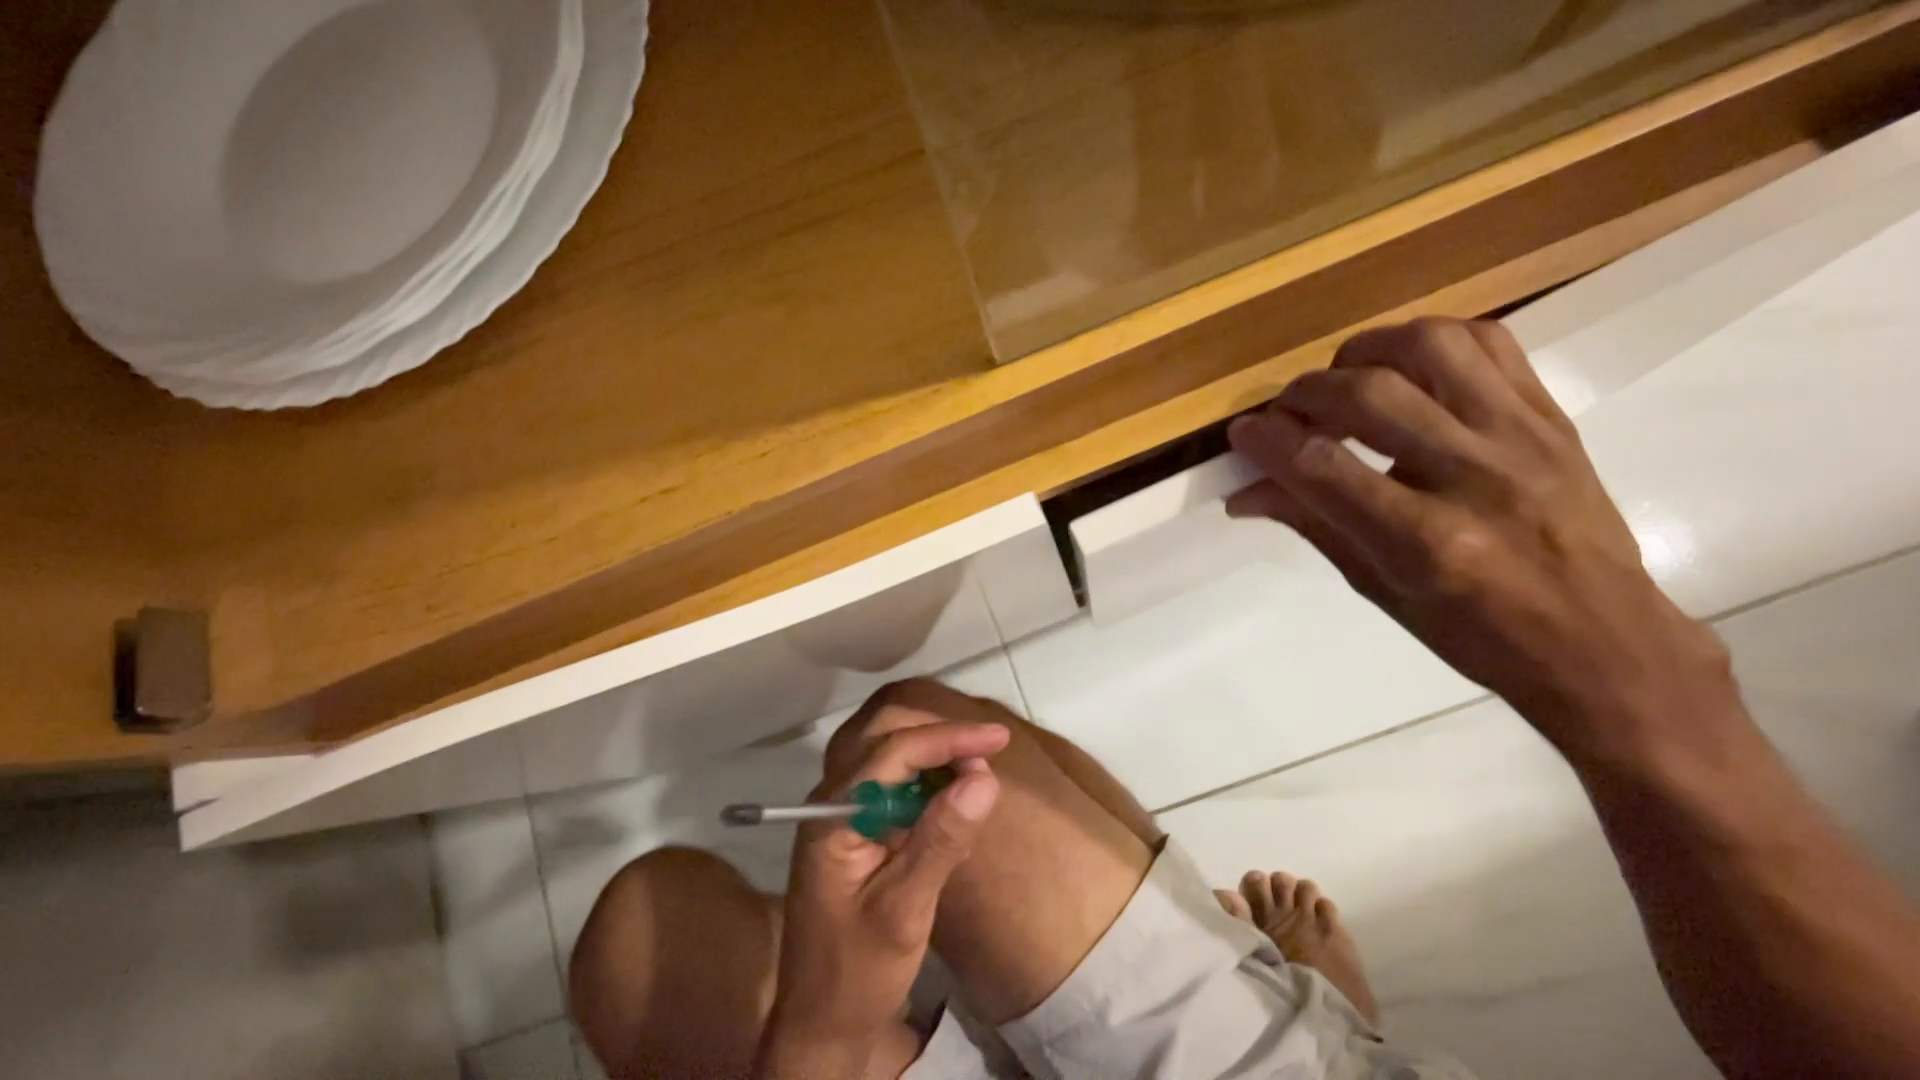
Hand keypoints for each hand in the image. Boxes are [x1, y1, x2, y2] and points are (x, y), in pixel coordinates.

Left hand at [755, 700, 1008, 1077]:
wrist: (823, 1027)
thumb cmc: (858, 972)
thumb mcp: (904, 910)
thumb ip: (941, 841)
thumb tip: (984, 778)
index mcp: (833, 816)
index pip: (893, 753)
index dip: (948, 739)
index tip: (998, 737)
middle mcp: (833, 806)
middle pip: (889, 748)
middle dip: (941, 742)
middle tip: (990, 753)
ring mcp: (844, 822)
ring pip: (894, 768)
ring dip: (937, 764)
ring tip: (980, 777)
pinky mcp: (858, 841)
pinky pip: (896, 797)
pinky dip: (929, 794)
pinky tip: (956, 812)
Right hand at [1225, 317, 1738, 765]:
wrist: (1602, 641)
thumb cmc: (1480, 636)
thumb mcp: (1382, 591)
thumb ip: (1314, 526)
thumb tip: (1247, 491)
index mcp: (1426, 542)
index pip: (1322, 465)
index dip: (1267, 441)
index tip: (1243, 434)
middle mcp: (1474, 476)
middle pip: (1366, 395)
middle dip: (1305, 394)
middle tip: (1286, 413)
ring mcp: (1520, 436)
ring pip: (1429, 347)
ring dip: (1365, 351)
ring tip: (1345, 377)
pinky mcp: (1550, 415)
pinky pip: (1488, 342)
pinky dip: (1432, 340)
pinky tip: (1408, 367)